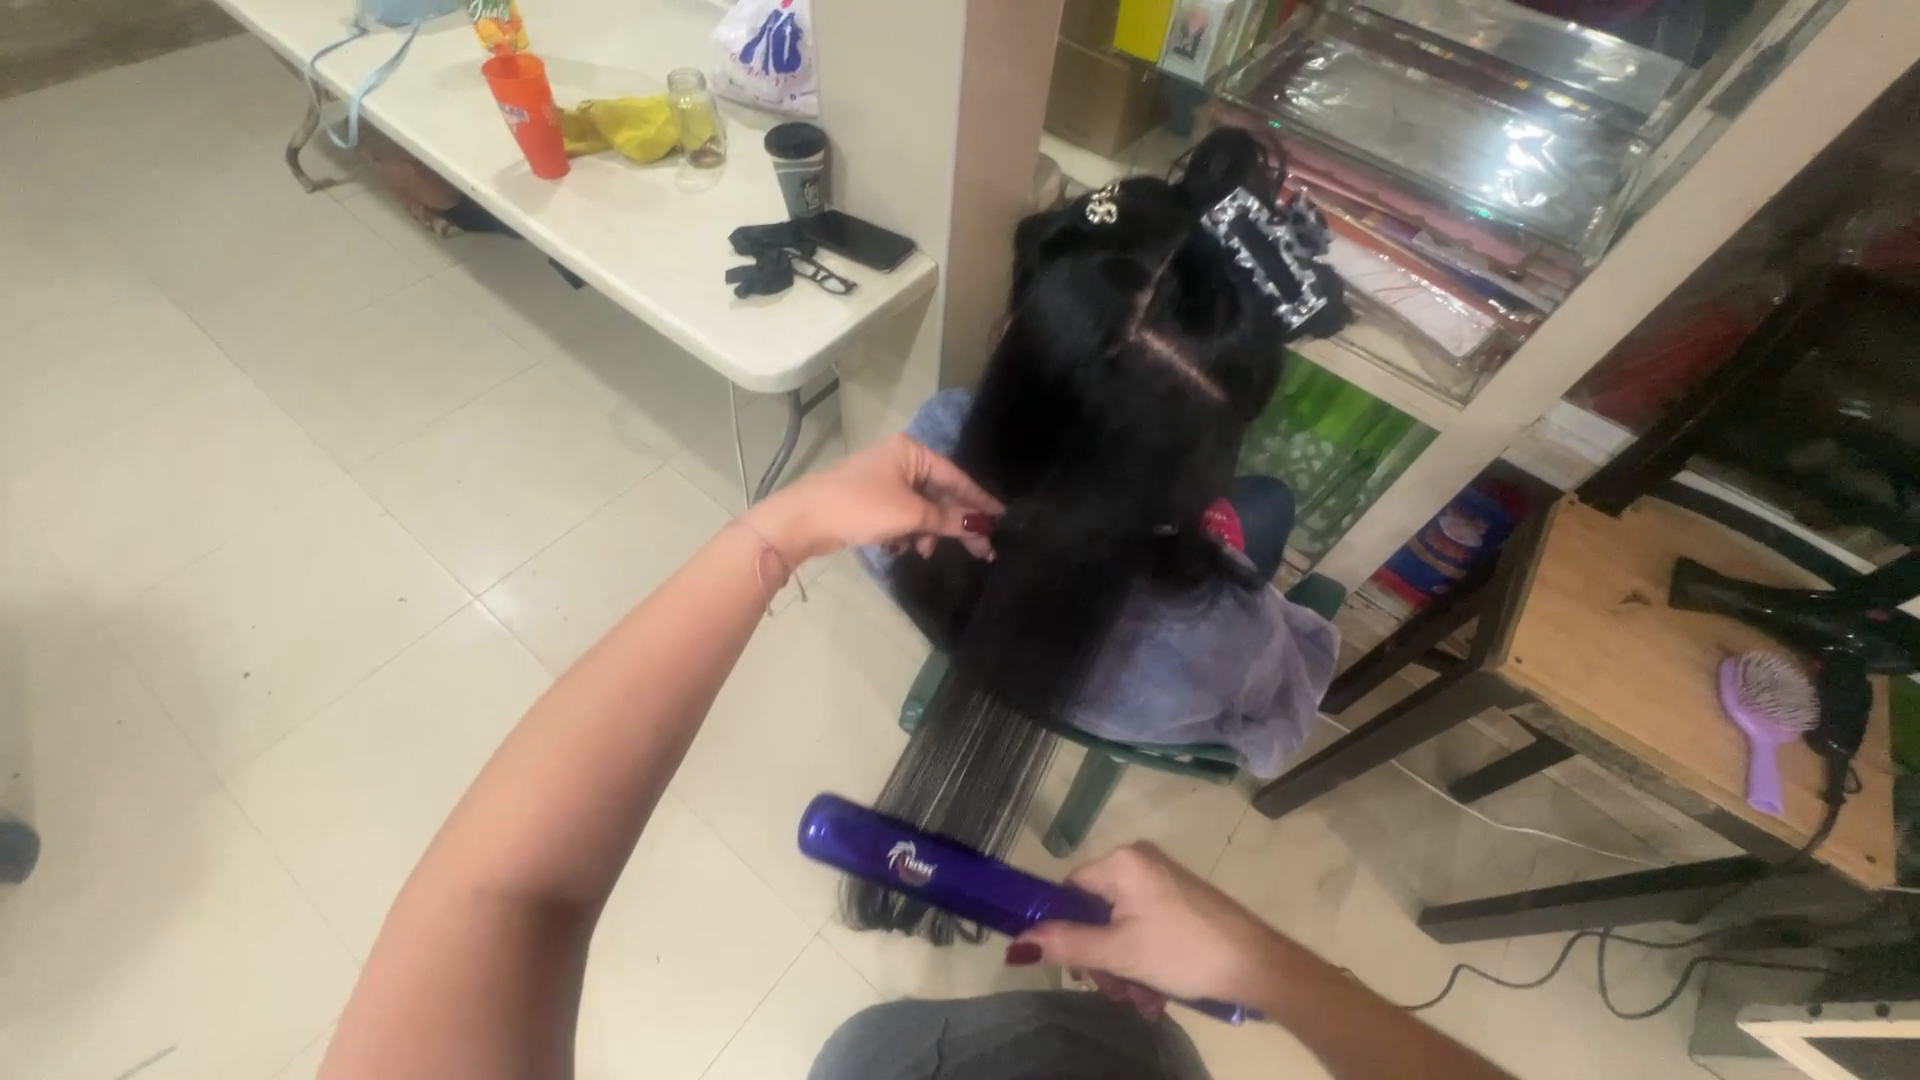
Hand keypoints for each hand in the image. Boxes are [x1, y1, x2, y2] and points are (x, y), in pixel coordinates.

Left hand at [744, 435, 1002, 563]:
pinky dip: (906, 533)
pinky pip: (903, 517)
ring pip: (922, 509)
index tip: (1002, 521)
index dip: (980, 502)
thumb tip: (982, 525)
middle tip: (982, 552)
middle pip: (941, 494)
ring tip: (922, 552)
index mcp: (912, 451)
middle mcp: (900, 460)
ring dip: (926, 532)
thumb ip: (948, 519)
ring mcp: (885, 480)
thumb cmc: (859, 508)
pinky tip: (899, 548)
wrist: (802, 521)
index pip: (957, 477)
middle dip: (954, 524)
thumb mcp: (909, 514)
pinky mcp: (872, 501)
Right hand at [1016, 843, 1298, 1016]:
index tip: (1078, 969)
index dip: (1066, 930)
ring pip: (1121, 924)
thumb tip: (1017, 943)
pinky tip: (1157, 993)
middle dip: (1103, 958)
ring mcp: (1161, 878)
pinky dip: (1144, 957)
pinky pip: (1144, 924)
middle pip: (1095, 912)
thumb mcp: (1119, 953)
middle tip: (1118, 992)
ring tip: (1144, 1000)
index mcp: (1120, 861)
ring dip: (1125, 966)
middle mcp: (1138, 860)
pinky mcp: (1179, 897)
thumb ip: (1067, 945)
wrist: (1258, 964)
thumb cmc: (1183, 951)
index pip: (1069, 891)